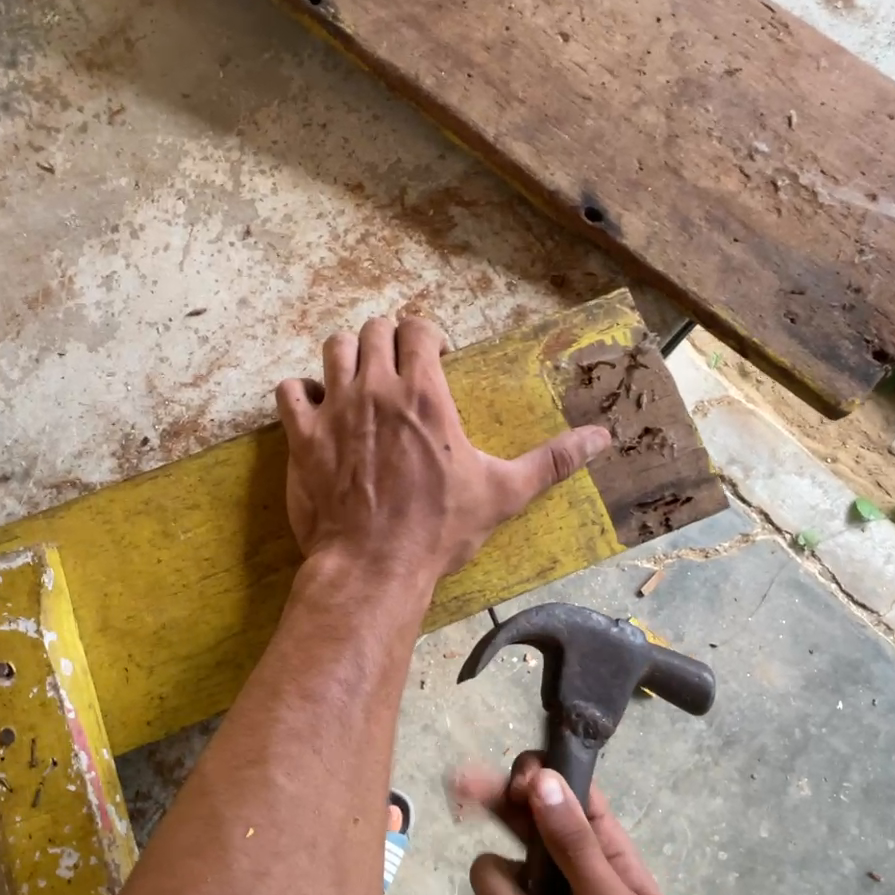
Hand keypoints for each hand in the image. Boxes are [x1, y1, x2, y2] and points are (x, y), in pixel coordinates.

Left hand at [274, 317, 609, 581]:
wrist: (373, 566)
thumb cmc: (439, 531)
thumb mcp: (503, 494)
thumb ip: (552, 461)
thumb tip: (604, 439)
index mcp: (424, 394)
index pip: (417, 328)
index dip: (426, 335)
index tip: (434, 358)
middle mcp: (376, 390)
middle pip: (373, 331)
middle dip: (387, 342)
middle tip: (396, 369)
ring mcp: (334, 410)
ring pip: (332, 349)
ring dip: (345, 357)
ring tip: (357, 381)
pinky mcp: (302, 436)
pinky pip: (290, 390)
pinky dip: (301, 392)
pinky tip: (315, 409)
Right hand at [456, 754, 698, 894]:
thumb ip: (576, 845)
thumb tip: (544, 777)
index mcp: (601, 851)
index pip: (565, 792)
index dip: (536, 777)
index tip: (516, 784)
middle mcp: (561, 869)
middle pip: (514, 818)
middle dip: (488, 804)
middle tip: (459, 786)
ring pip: (490, 877)